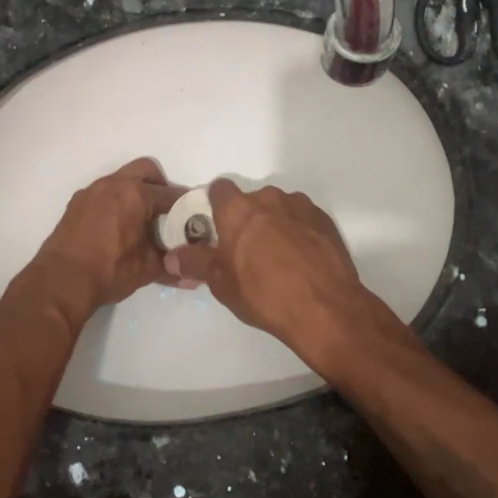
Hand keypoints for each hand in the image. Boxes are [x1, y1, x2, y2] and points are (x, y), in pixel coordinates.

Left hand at [23, 158, 184, 327]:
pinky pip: (103, 193)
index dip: (186, 207)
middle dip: (160, 186)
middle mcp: (113, 184)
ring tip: (140, 221)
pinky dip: (114, 202)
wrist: (61, 280)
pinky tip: (116, 228)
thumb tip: (193, 277)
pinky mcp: (76, 203)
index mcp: (135, 195)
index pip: (171, 194)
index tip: (192, 220)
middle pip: (146, 170)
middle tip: (165, 213)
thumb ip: (171, 267)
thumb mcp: (146, 269)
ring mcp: (91, 191)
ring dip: (134, 193)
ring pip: (121, 179)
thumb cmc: (109, 270)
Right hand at [163, 179, 389, 357]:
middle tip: (246, 253)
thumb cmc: (263, 293)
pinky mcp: (325, 221)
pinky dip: (299, 234)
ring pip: (279, 209)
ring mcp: (301, 207)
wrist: (325, 308)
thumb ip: (195, 262)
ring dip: (274, 225)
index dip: (215, 206)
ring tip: (277, 260)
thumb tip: (172, 257)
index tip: (216, 229)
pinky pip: (303, 220)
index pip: (219, 189)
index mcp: (237, 209)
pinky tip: (301, 262)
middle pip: (251, 201)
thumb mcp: (220, 283)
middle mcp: (269, 198)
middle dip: (247, 220)